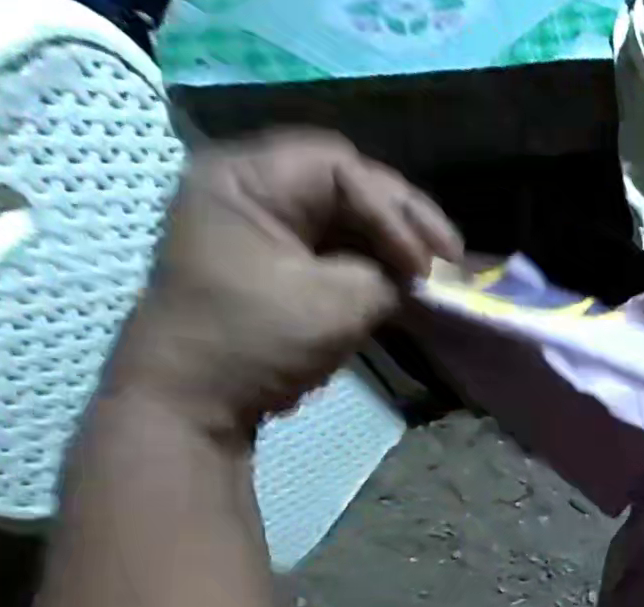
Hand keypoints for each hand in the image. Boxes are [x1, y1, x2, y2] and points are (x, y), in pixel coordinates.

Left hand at [107, 129, 462, 438]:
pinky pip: (337, 248)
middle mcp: (253, 189)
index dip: (392, 210)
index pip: (339, 167)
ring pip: (347, 217)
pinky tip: (408, 284)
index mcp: (247, 179)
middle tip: (450, 257)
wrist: (192, 400)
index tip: (425, 264)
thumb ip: (388, 278)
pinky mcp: (278, 263)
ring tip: (436, 272)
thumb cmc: (252, 341)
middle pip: (346, 185)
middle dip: (404, 221)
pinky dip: (376, 264)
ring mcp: (265, 227)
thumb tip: (425, 279)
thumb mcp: (332, 305)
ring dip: (395, 243)